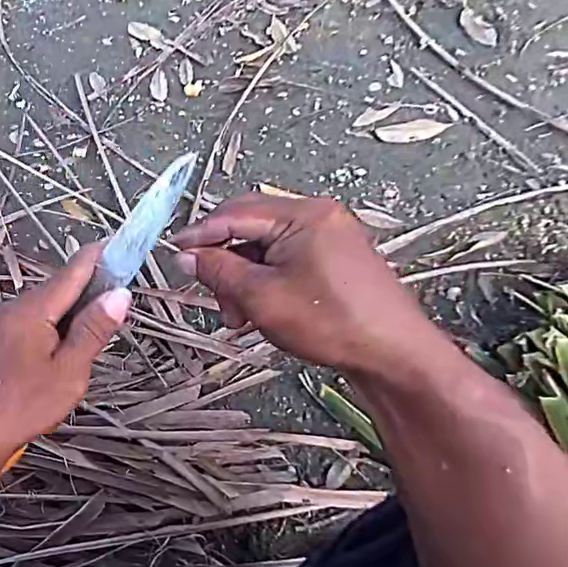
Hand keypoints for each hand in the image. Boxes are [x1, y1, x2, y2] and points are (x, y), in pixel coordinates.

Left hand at [0, 244, 129, 467]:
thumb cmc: (25, 407)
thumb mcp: (70, 370)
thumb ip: (93, 330)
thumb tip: (119, 295)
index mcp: (32, 310)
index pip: (74, 270)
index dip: (102, 257)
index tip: (126, 246)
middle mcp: (16, 308)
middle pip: (63, 285)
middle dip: (94, 287)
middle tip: (123, 299)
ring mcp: (7, 322)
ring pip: (51, 303)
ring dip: (78, 309)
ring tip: (102, 327)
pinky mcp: (5, 337)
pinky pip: (39, 318)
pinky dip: (61, 323)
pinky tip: (73, 344)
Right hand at [170, 193, 444, 376]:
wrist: (391, 353)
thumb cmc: (338, 323)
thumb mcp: (262, 297)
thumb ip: (219, 271)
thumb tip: (189, 256)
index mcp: (304, 215)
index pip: (234, 214)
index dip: (200, 235)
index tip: (176, 252)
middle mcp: (318, 218)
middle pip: (248, 229)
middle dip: (223, 263)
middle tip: (212, 293)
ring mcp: (327, 238)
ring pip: (263, 249)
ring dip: (242, 280)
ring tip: (241, 314)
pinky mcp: (330, 260)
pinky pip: (283, 261)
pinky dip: (263, 284)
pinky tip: (260, 311)